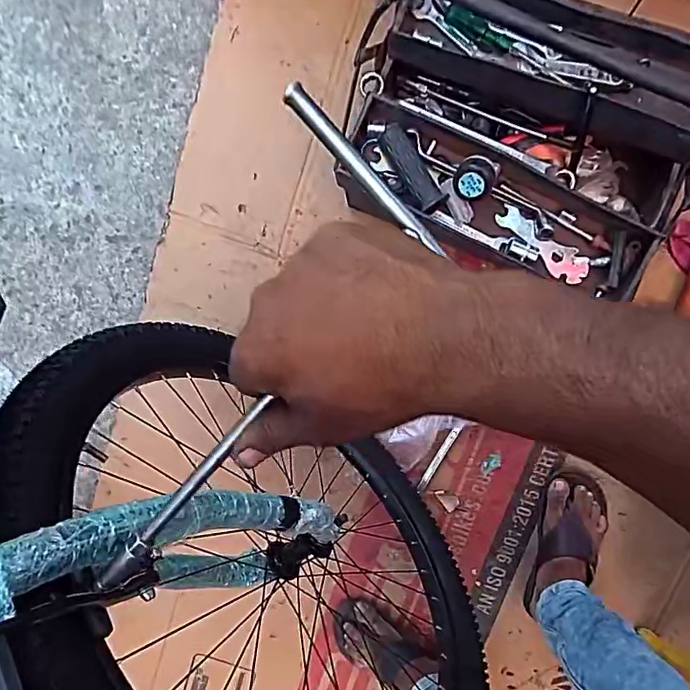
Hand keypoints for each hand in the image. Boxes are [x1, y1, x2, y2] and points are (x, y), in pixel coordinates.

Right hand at [230, 221, 506, 461]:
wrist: (447, 335)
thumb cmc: (386, 385)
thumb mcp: (323, 425)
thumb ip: (273, 435)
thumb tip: (242, 452)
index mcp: (257, 351)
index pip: (245, 372)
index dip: (276, 385)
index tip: (306, 387)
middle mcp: (266, 301)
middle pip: (268, 327)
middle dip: (293, 342)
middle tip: (340, 359)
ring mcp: (301, 263)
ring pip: (296, 292)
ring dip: (317, 306)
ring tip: (362, 326)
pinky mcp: (334, 237)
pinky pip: (326, 260)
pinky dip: (342, 275)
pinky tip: (373, 295)